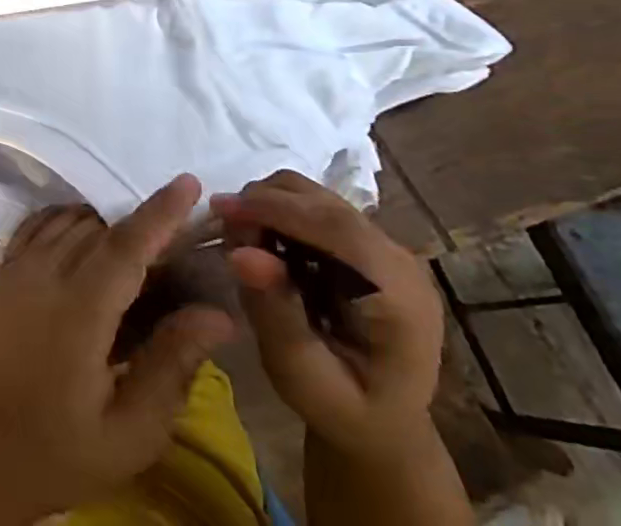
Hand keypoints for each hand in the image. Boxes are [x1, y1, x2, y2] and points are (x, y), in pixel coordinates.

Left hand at [0, 175, 233, 524]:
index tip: (189, 181)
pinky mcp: (1, 276)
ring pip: (68, 220)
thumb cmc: (59, 451)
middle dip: (140, 221)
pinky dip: (66, 219)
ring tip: (136, 247)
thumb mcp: (131, 431)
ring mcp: (16, 272)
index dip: (160, 212)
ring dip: (105, 221)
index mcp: (78, 313)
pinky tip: (85, 238)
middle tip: (176, 241)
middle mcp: (43, 277)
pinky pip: (37, 226)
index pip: (125, 245)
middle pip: (99, 226)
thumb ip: (172, 364)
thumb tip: (218, 313)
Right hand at [212, 171, 446, 457]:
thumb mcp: (302, 377)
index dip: (276, 209)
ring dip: (271, 205)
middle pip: (325, 202)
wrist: (382, 423)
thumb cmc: (343, 409)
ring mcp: (387, 248)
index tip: (221, 210)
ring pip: (317, 196)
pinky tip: (265, 247)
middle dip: (266, 202)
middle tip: (223, 231)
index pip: (336, 227)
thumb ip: (276, 315)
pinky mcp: (367, 243)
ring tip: (243, 242)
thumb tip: (240, 254)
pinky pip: (317, 208)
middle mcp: (399, 260)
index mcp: (398, 297)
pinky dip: (281, 214)